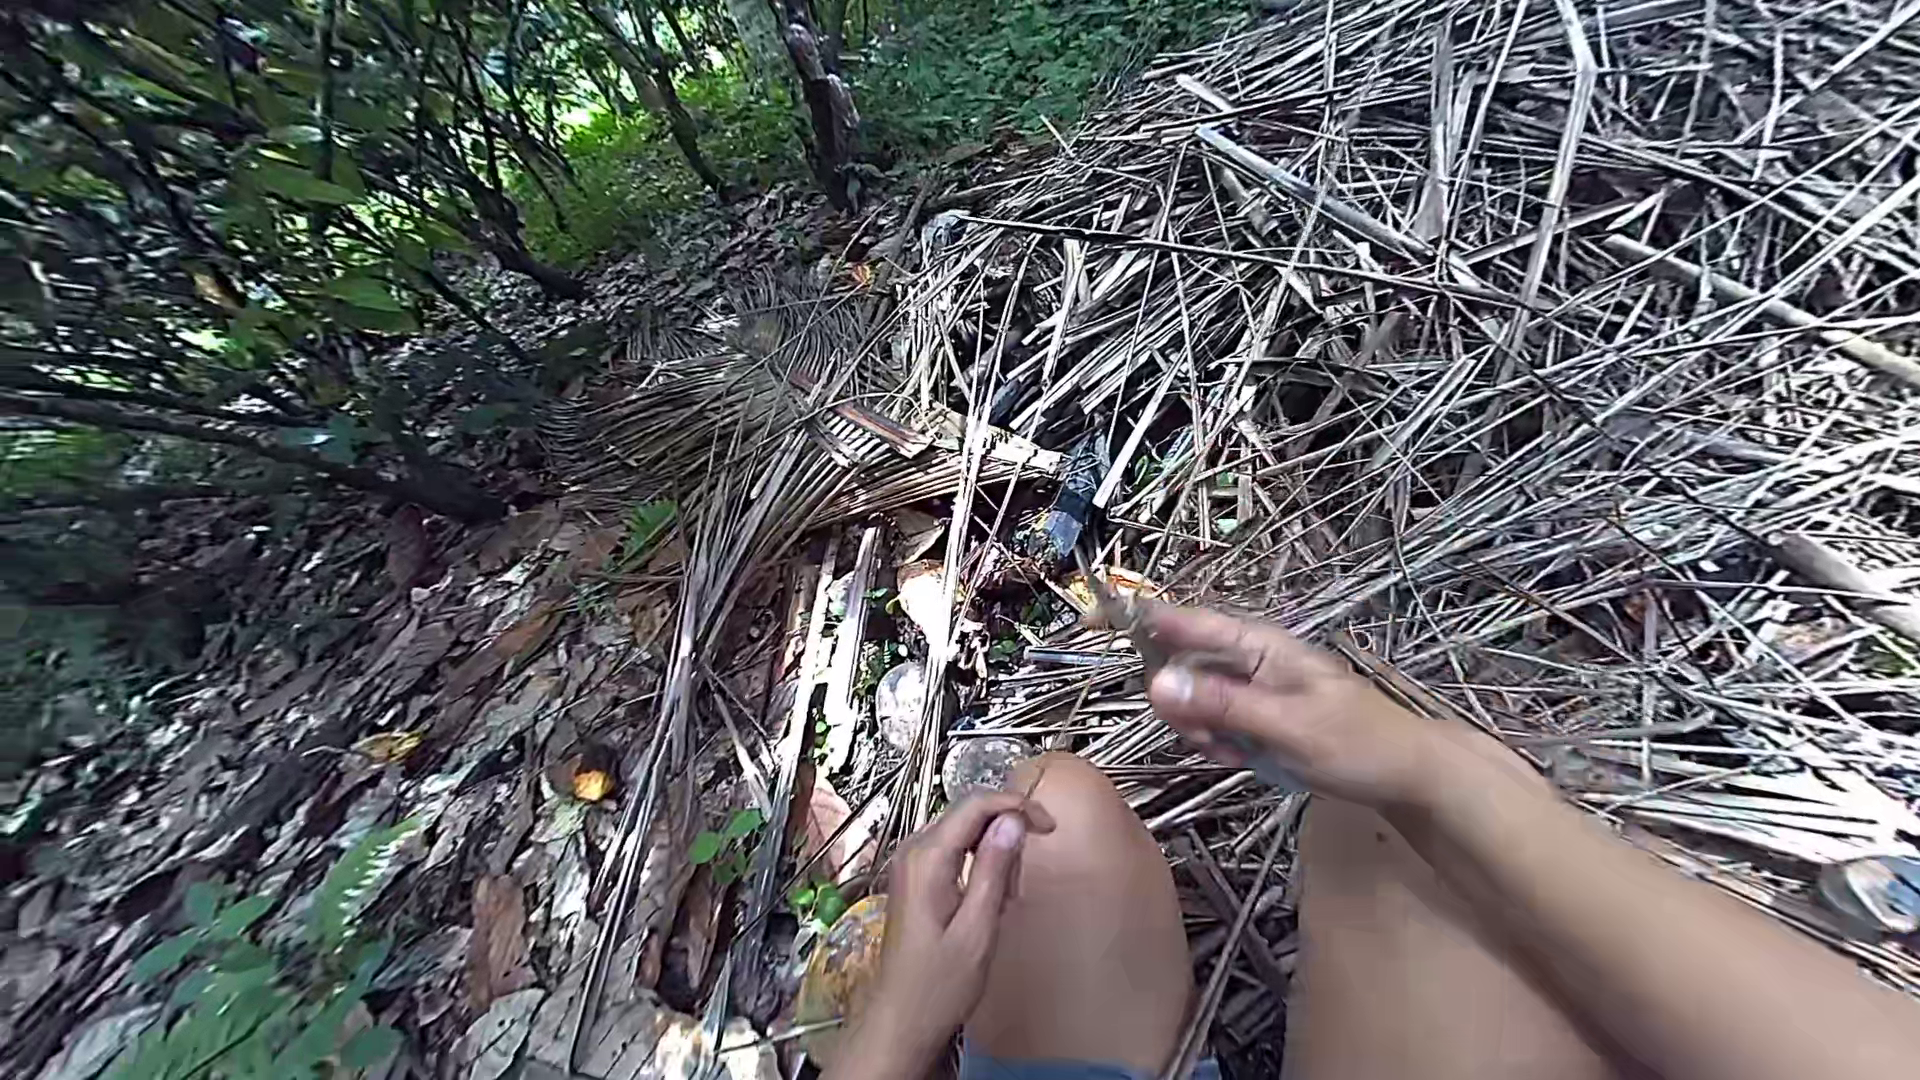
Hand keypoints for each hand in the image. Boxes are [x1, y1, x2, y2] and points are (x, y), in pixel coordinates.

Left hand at [838, 792, 1055, 1075]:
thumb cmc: (938, 985)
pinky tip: (990, 895)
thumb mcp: (976, 929)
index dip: (1015, 806)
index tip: (1047, 825)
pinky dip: (979, 861)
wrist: (900, 1021)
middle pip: (970, 812)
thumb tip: (1014, 820)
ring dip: (994, 850)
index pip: (975, 804)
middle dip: (1006, 832)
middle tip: (1023, 876)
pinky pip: (955, 846)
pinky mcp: (916, 872)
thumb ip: (994, 869)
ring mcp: (912, 858)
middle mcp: (914, 847)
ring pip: (965, 828)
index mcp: (927, 856)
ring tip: (1006, 897)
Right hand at [1142, 605, 1450, 809]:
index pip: (1181, 619)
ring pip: (1185, 697)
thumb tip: (1156, 683)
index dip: (1136, 617)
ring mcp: (1242, 684)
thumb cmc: (1359, 742)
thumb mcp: (1290, 725)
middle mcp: (1241, 656)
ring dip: (1197, 727)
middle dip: (1178, 702)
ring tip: (1233, 750)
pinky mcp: (1244, 711)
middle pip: (1174, 664)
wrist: (1408, 778)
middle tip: (1207, 736)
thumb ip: (1222, 704)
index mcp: (1253, 642)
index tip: (1093, 623)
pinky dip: (1211, 740)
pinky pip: (1204, 720)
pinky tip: (1239, 755)